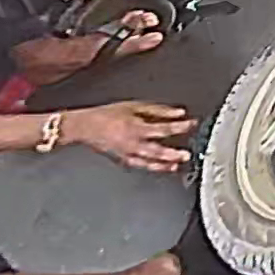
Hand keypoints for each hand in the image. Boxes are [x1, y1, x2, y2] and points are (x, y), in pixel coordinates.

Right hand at [61, 101, 196, 172]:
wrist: (81, 126)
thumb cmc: (106, 115)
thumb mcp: (135, 106)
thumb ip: (159, 110)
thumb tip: (179, 113)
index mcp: (135, 128)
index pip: (163, 129)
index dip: (180, 127)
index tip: (193, 124)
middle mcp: (130, 142)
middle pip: (154, 150)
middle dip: (171, 154)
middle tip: (186, 155)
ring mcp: (124, 152)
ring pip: (145, 161)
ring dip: (161, 165)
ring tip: (175, 166)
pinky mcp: (119, 158)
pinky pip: (136, 164)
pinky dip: (149, 167)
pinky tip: (162, 168)